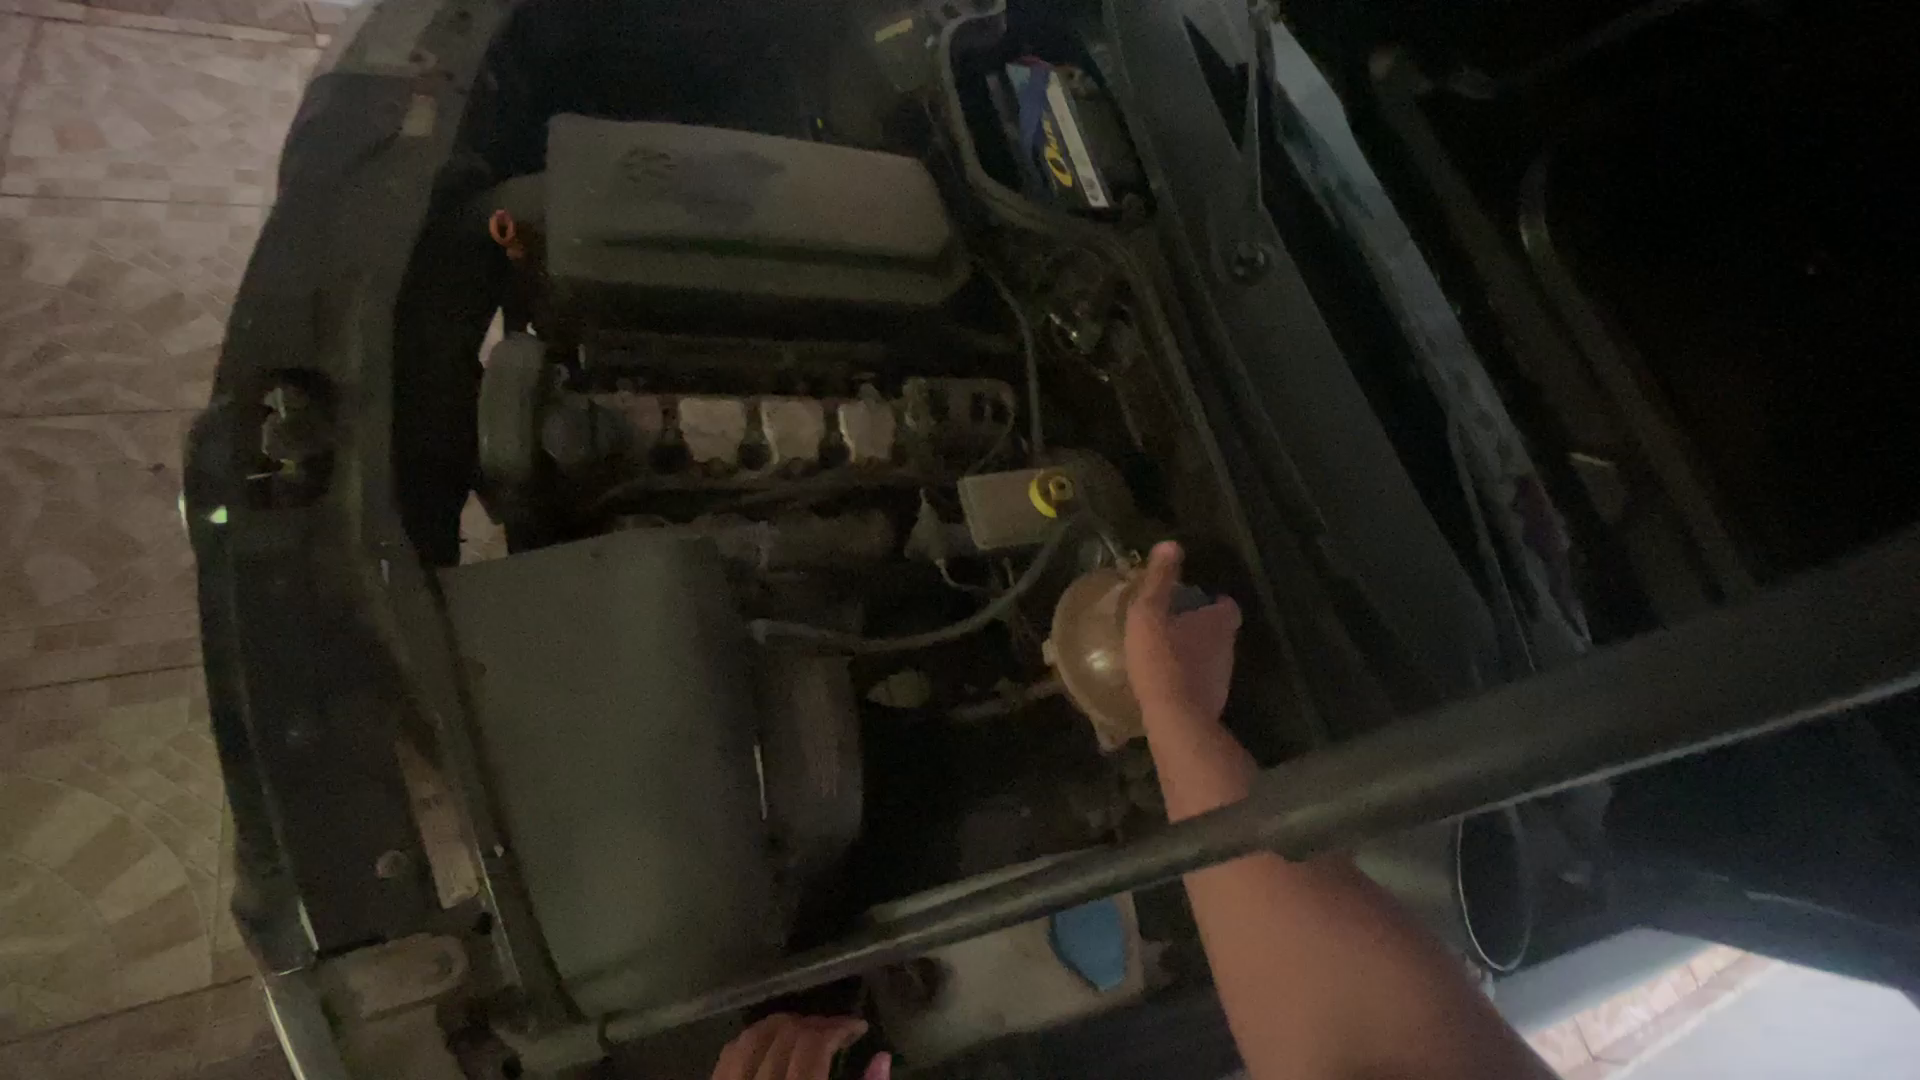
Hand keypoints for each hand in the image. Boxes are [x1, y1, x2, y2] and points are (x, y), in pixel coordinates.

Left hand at [710, 1014, 886, 1079]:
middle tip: (835, 1031)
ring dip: (782, 1026)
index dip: (838, 1027)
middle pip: (784, 1036)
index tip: (857, 1026)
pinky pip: (727, 1055)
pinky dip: (750, 1040)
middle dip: (814, 1024)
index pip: (813, 1046)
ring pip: (752, 1038)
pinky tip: (770, 1044)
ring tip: (805, 1031)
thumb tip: (882, 1057)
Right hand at [1125, 542, 1240, 727]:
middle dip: (1203, 626)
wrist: (1176, 718)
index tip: (1194, 601)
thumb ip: (1160, 580)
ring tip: (1168, 652)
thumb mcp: (1150, 612)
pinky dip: (1190, 678)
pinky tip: (1168, 682)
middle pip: (1221, 631)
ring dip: (1196, 653)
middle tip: (1175, 624)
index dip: (1214, 602)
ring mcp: (1223, 677)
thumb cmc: (1161, 658)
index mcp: (1217, 622)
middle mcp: (1228, 647)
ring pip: (1213, 657)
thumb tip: (1171, 543)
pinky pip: (1203, 682)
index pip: (1227, 606)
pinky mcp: (1214, 702)